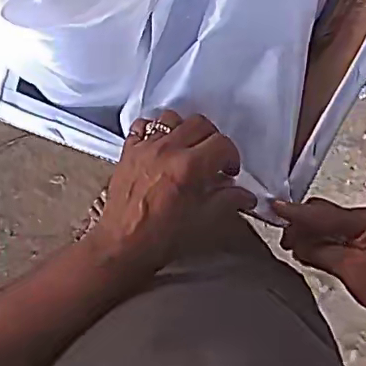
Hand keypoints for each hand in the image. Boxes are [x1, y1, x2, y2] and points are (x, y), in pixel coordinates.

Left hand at [83, 110, 257, 278]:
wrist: (122, 246)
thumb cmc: (158, 238)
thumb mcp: (202, 222)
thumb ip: (226, 201)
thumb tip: (243, 195)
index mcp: (188, 167)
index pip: (222, 144)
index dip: (232, 156)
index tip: (229, 169)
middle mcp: (166, 151)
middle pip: (199, 124)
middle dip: (213, 139)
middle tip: (213, 158)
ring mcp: (145, 149)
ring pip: (171, 119)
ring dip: (184, 129)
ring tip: (188, 148)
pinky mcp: (128, 153)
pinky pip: (142, 126)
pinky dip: (153, 130)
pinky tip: (159, 145)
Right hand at [273, 198, 365, 332]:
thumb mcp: (351, 269)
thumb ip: (321, 251)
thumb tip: (297, 243)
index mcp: (364, 220)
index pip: (322, 213)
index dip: (297, 213)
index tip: (274, 209)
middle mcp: (360, 220)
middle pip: (320, 214)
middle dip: (299, 224)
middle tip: (283, 239)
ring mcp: (358, 231)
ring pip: (322, 225)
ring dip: (305, 234)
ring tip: (291, 248)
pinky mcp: (354, 244)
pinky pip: (327, 236)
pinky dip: (314, 242)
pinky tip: (304, 251)